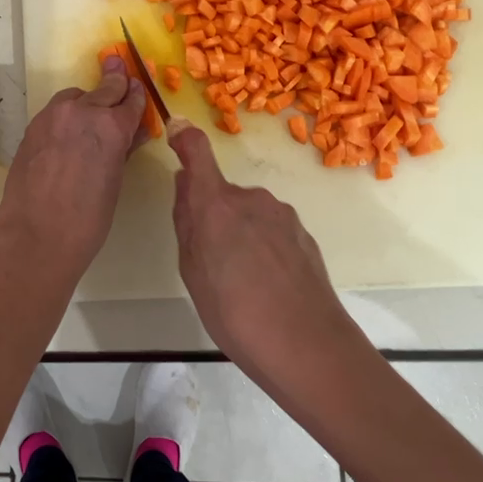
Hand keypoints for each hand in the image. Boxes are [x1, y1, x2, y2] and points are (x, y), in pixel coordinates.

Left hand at [0, 55, 148, 274]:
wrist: (36, 235)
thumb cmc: (87, 219)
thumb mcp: (114, 181)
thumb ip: (122, 149)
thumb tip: (130, 134)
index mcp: (110, 126)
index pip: (130, 101)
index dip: (137, 96)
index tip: (139, 87)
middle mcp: (81, 111)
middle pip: (104, 89)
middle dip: (115, 83)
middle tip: (119, 68)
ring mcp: (52, 116)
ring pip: (76, 97)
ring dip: (87, 101)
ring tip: (93, 112)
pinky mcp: (32, 127)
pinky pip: (56, 112)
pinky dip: (67, 115)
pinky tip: (69, 132)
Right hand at [169, 127, 359, 379]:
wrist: (307, 347)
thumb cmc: (233, 312)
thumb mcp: (192, 270)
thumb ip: (186, 222)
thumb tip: (185, 184)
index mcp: (215, 203)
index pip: (197, 151)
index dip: (184, 139)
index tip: (176, 135)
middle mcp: (250, 198)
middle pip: (222, 194)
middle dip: (213, 216)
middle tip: (210, 261)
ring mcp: (283, 216)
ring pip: (249, 214)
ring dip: (240, 234)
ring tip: (241, 282)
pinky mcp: (304, 235)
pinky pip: (272, 231)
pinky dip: (263, 249)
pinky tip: (267, 286)